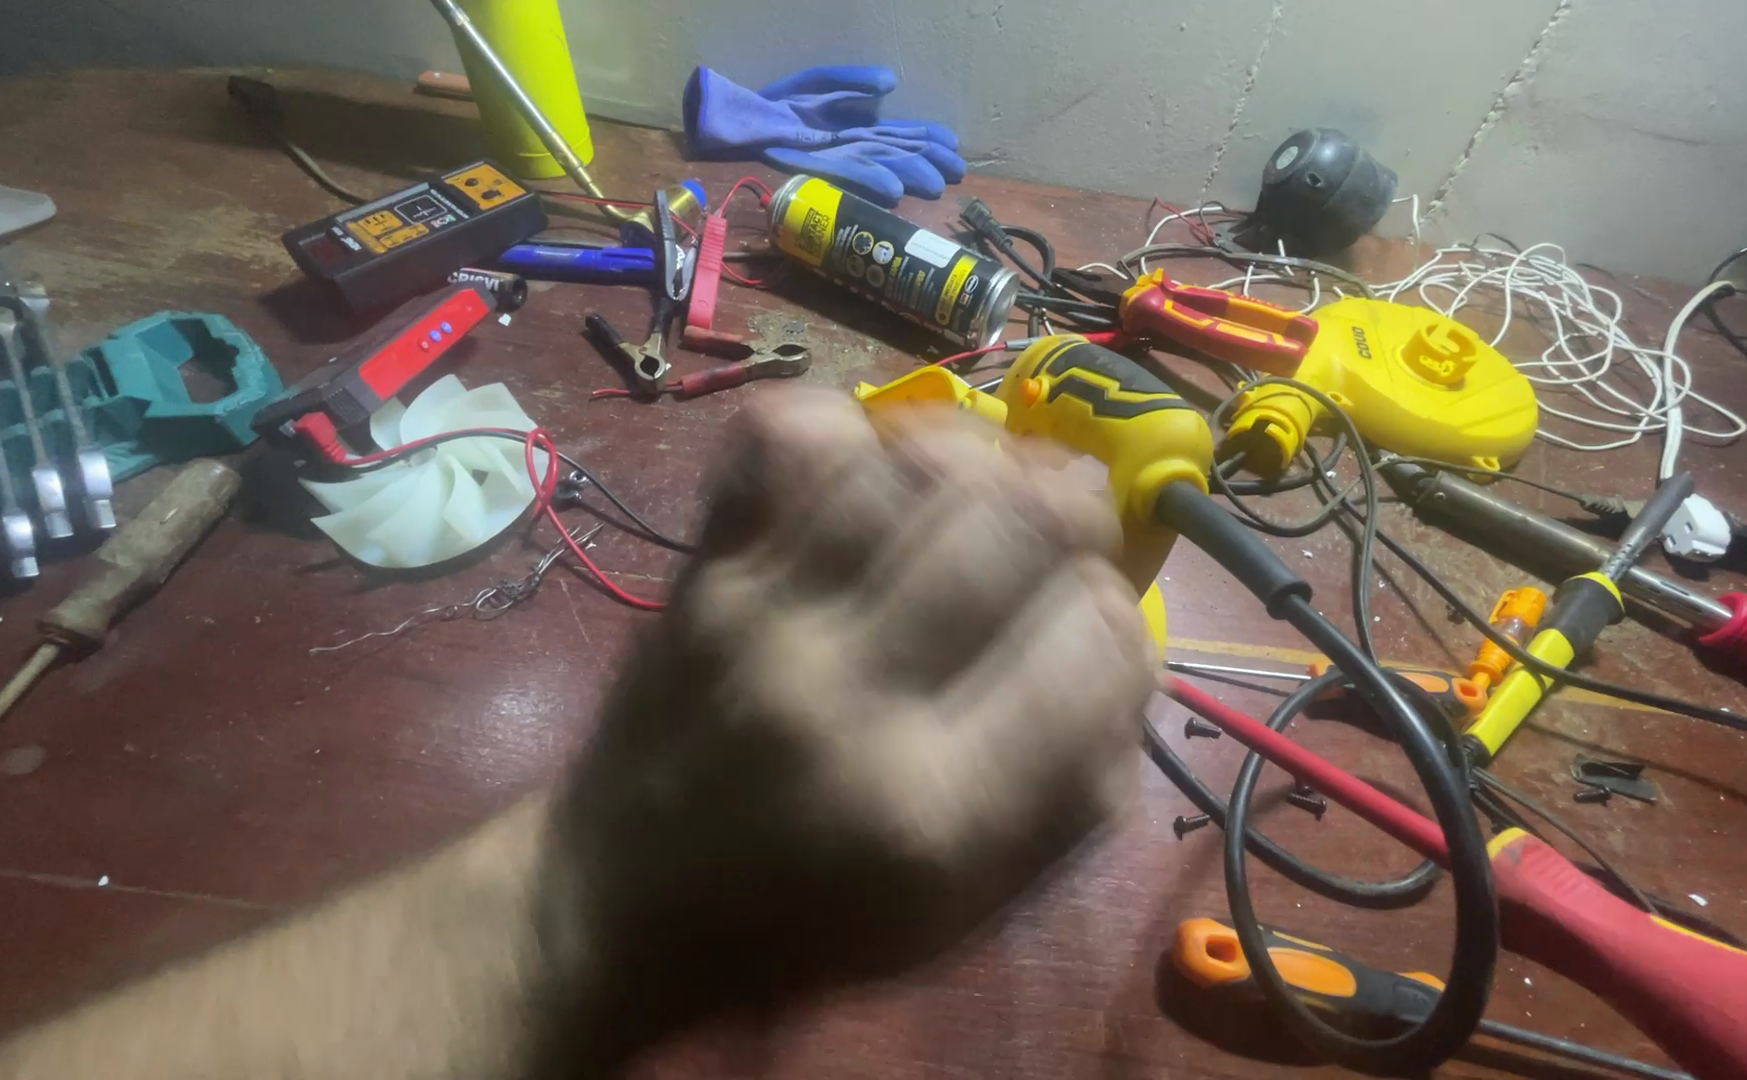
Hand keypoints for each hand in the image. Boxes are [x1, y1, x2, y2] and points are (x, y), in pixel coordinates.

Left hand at [544, 390, 1155, 1046]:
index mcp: (937, 811)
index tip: (1097, 617)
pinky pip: (788, 436)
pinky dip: (853, 428)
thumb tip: (1125, 640)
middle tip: (1069, 518)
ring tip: (988, 482)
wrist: (620, 898)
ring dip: (983, 453)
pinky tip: (873, 467)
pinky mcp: (703, 566)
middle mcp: (850, 695)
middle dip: (1074, 505)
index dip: (1120, 614)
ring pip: (915, 459)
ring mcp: (763, 613)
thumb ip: (1074, 788)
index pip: (1096, 644)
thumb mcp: (966, 909)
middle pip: (1015, 522)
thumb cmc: (812, 916)